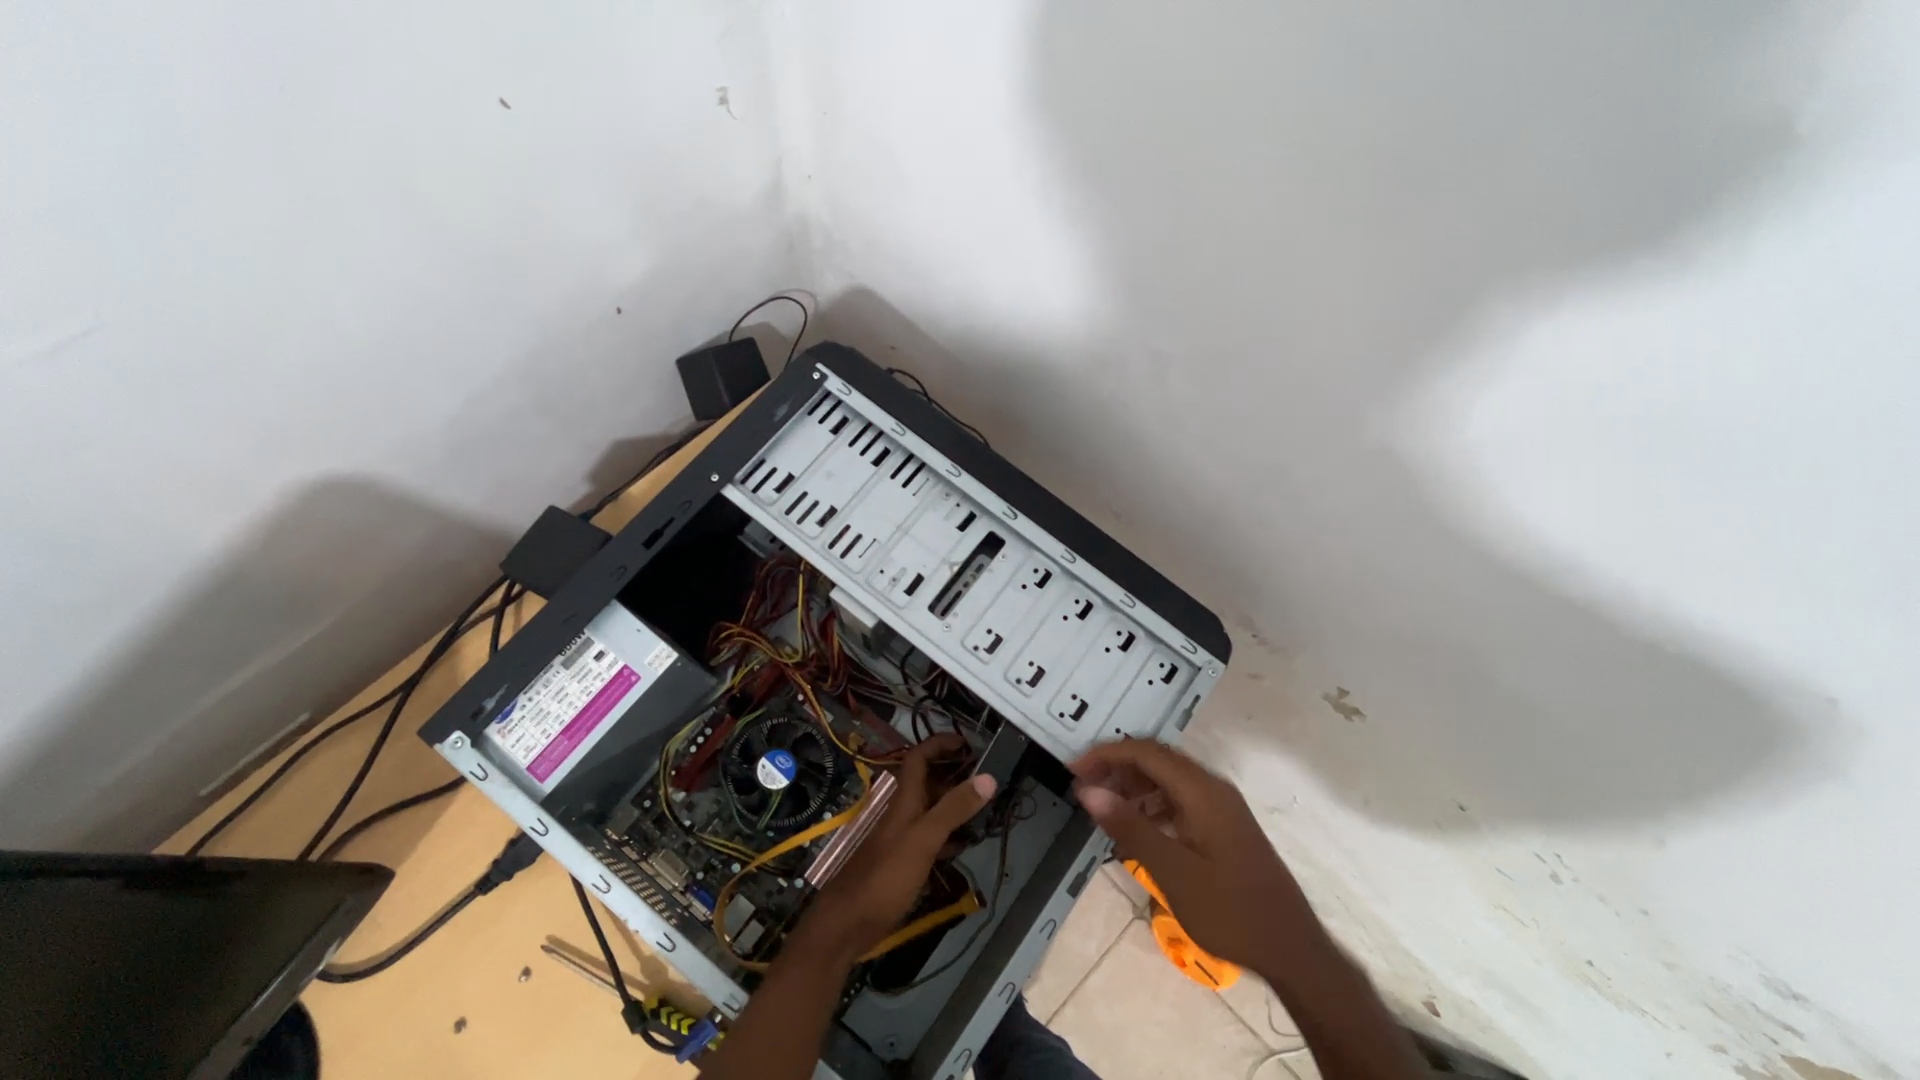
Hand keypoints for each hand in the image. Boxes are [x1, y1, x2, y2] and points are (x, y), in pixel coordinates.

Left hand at [798, 735, 996, 962]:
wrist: (847, 923)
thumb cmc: (885, 877)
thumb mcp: (923, 839)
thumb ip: (954, 809)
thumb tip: (989, 776)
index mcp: (904, 800)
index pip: (919, 757)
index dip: (940, 743)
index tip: (969, 742)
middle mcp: (902, 813)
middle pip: (928, 783)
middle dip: (956, 775)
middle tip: (988, 779)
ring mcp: (902, 838)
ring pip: (931, 811)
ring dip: (956, 806)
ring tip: (986, 810)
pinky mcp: (904, 863)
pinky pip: (931, 839)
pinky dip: (949, 837)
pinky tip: (965, 846)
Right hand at [1069, 738, 1318, 972]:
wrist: (1290, 948)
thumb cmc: (1229, 910)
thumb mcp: (1172, 871)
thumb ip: (1129, 827)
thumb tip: (1088, 790)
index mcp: (1202, 791)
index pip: (1145, 753)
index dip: (1105, 755)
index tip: (1073, 772)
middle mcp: (1213, 789)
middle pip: (1157, 760)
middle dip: (1117, 768)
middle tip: (1084, 790)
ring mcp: (1222, 807)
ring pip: (1169, 780)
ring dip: (1134, 787)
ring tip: (1105, 812)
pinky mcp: (1225, 827)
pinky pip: (1181, 800)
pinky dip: (1153, 806)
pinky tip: (1138, 832)